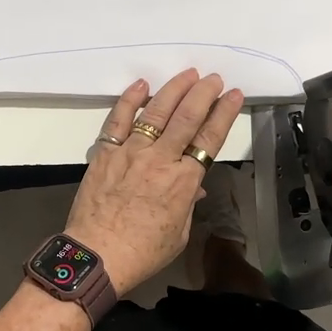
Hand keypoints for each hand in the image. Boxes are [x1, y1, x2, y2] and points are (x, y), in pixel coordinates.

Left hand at [65, 70, 243, 295]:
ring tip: (188, 74)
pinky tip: (141, 85)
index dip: (224, 113)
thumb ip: (187, 204)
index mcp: (184, 182)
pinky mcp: (105, 153)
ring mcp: (131, 152)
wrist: (98, 256)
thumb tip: (192, 187)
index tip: (233, 95)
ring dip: (174, 89)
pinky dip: (129, 100)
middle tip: (213, 78)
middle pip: (187, 117)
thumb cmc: (143, 252)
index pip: (210, 139)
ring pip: (155, 112)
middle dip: (204, 93)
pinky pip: (118, 120)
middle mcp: (160, 160)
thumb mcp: (179, 234)